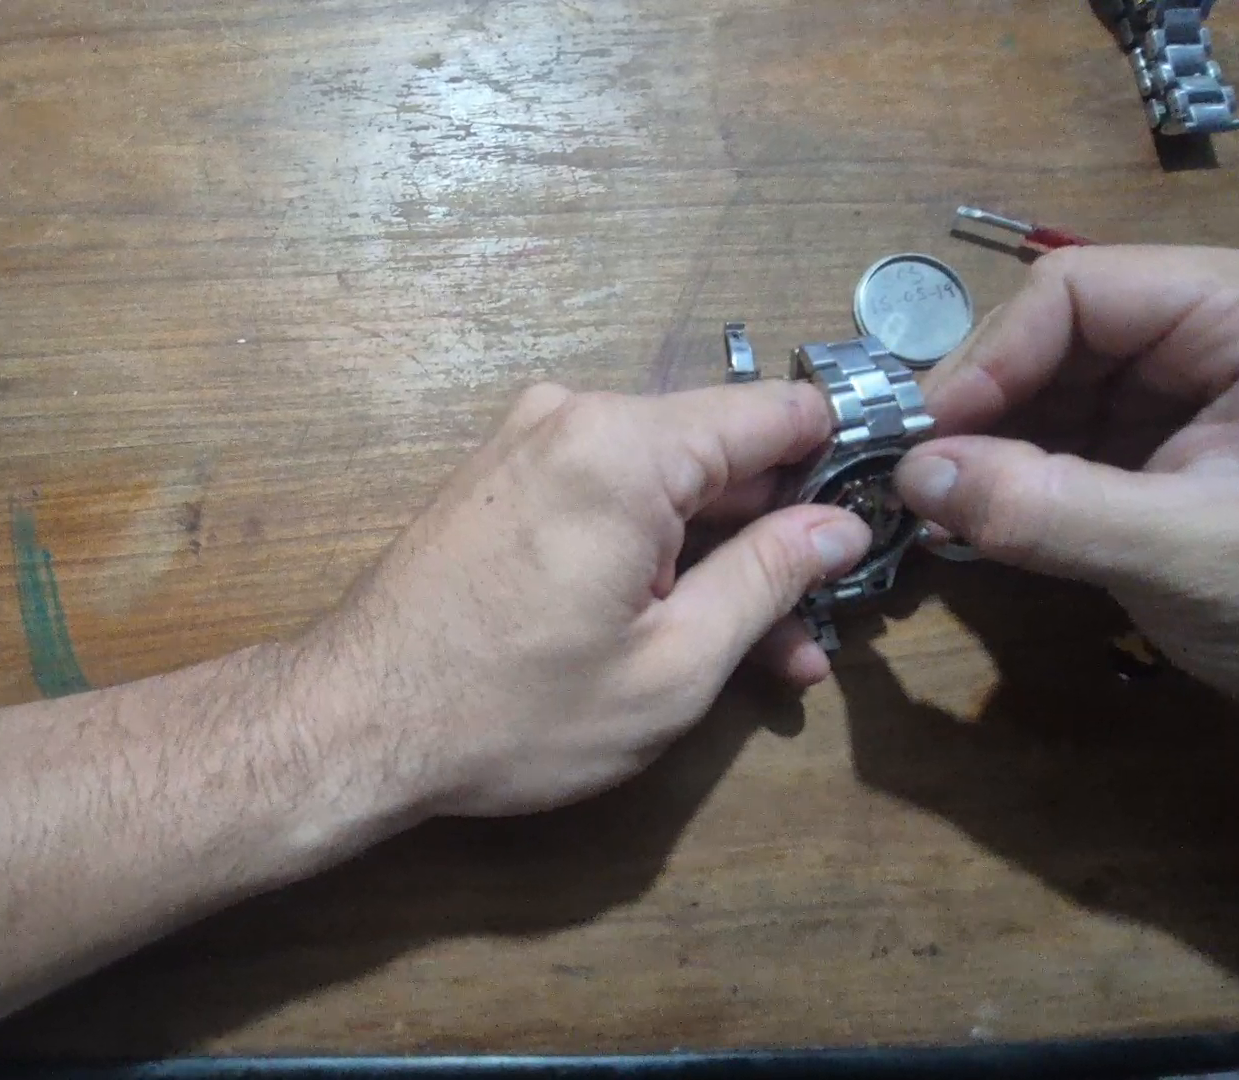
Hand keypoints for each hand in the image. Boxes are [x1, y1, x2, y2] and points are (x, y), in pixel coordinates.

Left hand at [300, 381, 871, 816]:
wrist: (356, 722)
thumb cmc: (514, 711)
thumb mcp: (670, 666)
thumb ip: (767, 580)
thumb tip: (840, 527)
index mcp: (624, 446)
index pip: (775, 414)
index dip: (840, 457)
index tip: (883, 507)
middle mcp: (573, 418)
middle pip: (716, 455)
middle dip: (774, 533)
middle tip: (819, 619)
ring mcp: (529, 444)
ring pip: (662, 486)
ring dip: (714, 558)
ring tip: (764, 646)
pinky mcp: (504, 480)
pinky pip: (606, 498)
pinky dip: (651, 550)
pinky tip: (680, 618)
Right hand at [894, 244, 1238, 729]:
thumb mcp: (1195, 561)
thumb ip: (1046, 512)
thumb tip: (910, 474)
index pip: (1082, 291)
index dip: (986, 360)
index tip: (922, 441)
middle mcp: (1233, 321)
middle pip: (1052, 332)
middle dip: (978, 406)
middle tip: (920, 479)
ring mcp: (1195, 374)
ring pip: (1042, 379)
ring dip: (982, 439)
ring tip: (942, 501)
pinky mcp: (1163, 425)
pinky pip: (1055, 423)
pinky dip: (1004, 465)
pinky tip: (980, 508)